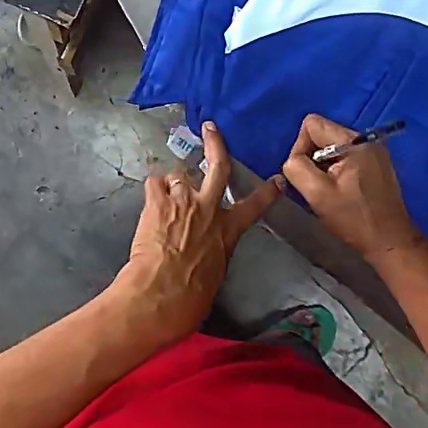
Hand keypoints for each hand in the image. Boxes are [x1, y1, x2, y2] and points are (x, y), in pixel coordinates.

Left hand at [112, 121, 280, 346]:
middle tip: (211, 128)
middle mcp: (208, 208)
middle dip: (216, 143)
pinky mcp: (157, 203)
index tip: (277, 180)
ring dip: (175, 182)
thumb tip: (207, 255)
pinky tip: (150, 198)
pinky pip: (155, 183)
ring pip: (179, 175)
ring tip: (167, 192)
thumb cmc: (189, 299)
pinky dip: (154, 189)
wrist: (158, 297)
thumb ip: (214, 254)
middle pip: (217, 165)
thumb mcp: (215, 274)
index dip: (268, 192)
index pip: (254, 205)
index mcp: (228, 229)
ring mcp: (183, 201)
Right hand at [282, 114, 424, 264]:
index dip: (301, 147)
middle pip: (324, 134)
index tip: (307, 174)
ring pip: (334, 147)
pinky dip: (338, 171)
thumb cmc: (354, 218)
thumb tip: (294, 158)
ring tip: (332, 191)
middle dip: (314, 158)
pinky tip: (343, 192)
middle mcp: (366, 139)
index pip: (313, 124)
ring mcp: (374, 151)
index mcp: (354, 140)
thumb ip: (297, 168)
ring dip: (325, 167)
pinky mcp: (377, 164)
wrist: (390, 240)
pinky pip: (347, 157)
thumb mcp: (318, 194)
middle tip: (320, 186)